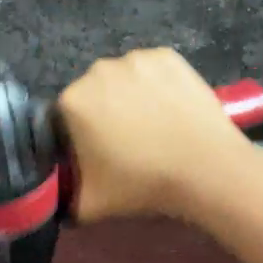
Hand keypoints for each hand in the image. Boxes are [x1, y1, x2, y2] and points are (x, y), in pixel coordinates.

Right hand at [58, 49, 252, 222]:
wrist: (206, 168)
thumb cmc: (142, 184)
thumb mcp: (88, 206)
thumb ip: (62, 199)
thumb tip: (56, 195)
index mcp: (72, 101)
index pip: (63, 117)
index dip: (77, 137)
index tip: (96, 155)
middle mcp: (97, 70)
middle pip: (92, 92)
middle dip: (102, 112)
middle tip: (126, 142)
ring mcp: (135, 59)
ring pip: (122, 78)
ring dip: (128, 96)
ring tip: (151, 124)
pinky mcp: (167, 56)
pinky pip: (150, 69)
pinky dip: (155, 84)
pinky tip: (168, 108)